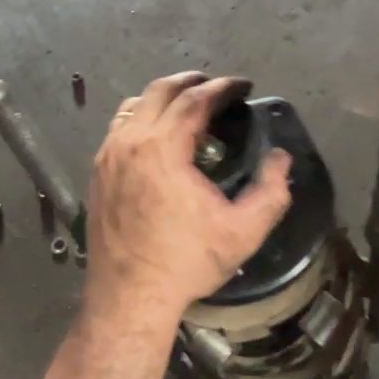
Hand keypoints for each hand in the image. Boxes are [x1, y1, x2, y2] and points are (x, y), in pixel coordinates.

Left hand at [85, 73, 293, 319]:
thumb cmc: (186, 262)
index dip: (222, 87)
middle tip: (216, 87)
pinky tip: (156, 133)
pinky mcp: (98, 172)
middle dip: (191, 81)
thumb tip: (281, 159)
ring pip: (134, 104)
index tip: (243, 86)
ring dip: (163, 96)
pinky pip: (118, 126)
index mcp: (163, 148)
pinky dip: (141, 116)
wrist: (129, 297)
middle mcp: (131, 141)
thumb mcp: (242, 232)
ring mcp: (108, 155)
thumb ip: (270, 192)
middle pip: (160, 90)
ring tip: (186, 104)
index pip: (195, 99)